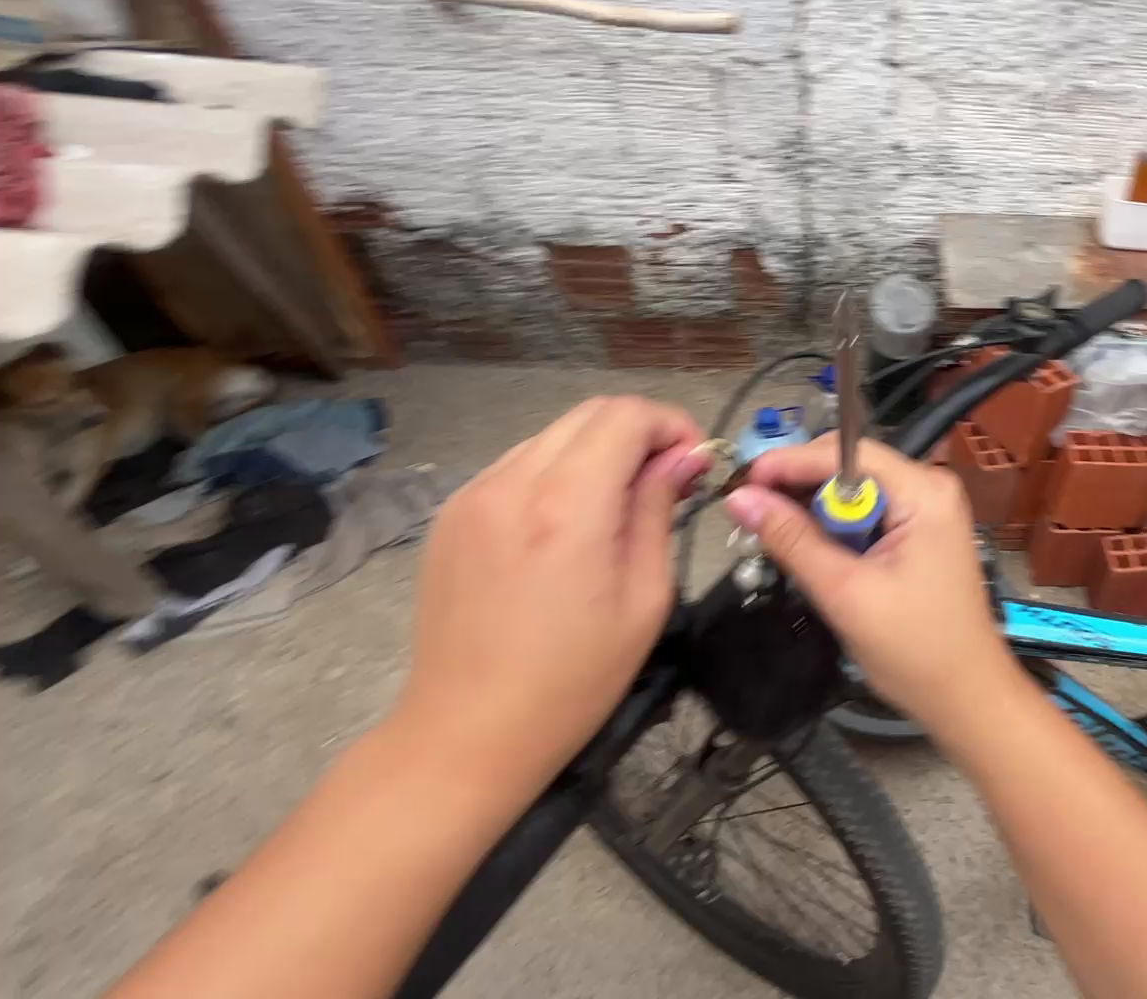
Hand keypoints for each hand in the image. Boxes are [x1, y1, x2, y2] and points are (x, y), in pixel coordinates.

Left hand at [397, 396, 707, 793]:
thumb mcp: (645, 597)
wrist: (467, 732)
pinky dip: (559, 472)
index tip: (694, 463)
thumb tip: (683, 459)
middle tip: (669, 479)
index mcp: (567, 505)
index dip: (671, 425)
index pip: (626, 416)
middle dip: (641, 432)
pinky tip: (571, 522)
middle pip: (589, 413)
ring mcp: (471, 495)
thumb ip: (659, 512)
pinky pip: (518, 465)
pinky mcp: (451, 515)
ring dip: (599, 450)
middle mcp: (512, 483)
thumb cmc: (575, 678)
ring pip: (553, 434)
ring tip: (622, 503)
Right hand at [723, 437, 1017, 727]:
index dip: (791, 461)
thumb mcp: (844, 592)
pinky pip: (866, 513)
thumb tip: (741, 499)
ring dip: (813, 511)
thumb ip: (791, 540)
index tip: (746, 482)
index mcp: (924, 493)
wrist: (965, 694)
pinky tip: (810, 551)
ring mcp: (927, 510)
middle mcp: (930, 489)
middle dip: (799, 487)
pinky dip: (834, 529)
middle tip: (754, 516)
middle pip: (848, 466)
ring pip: (852, 490)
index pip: (846, 451)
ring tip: (776, 538)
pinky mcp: (919, 532)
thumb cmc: (916, 649)